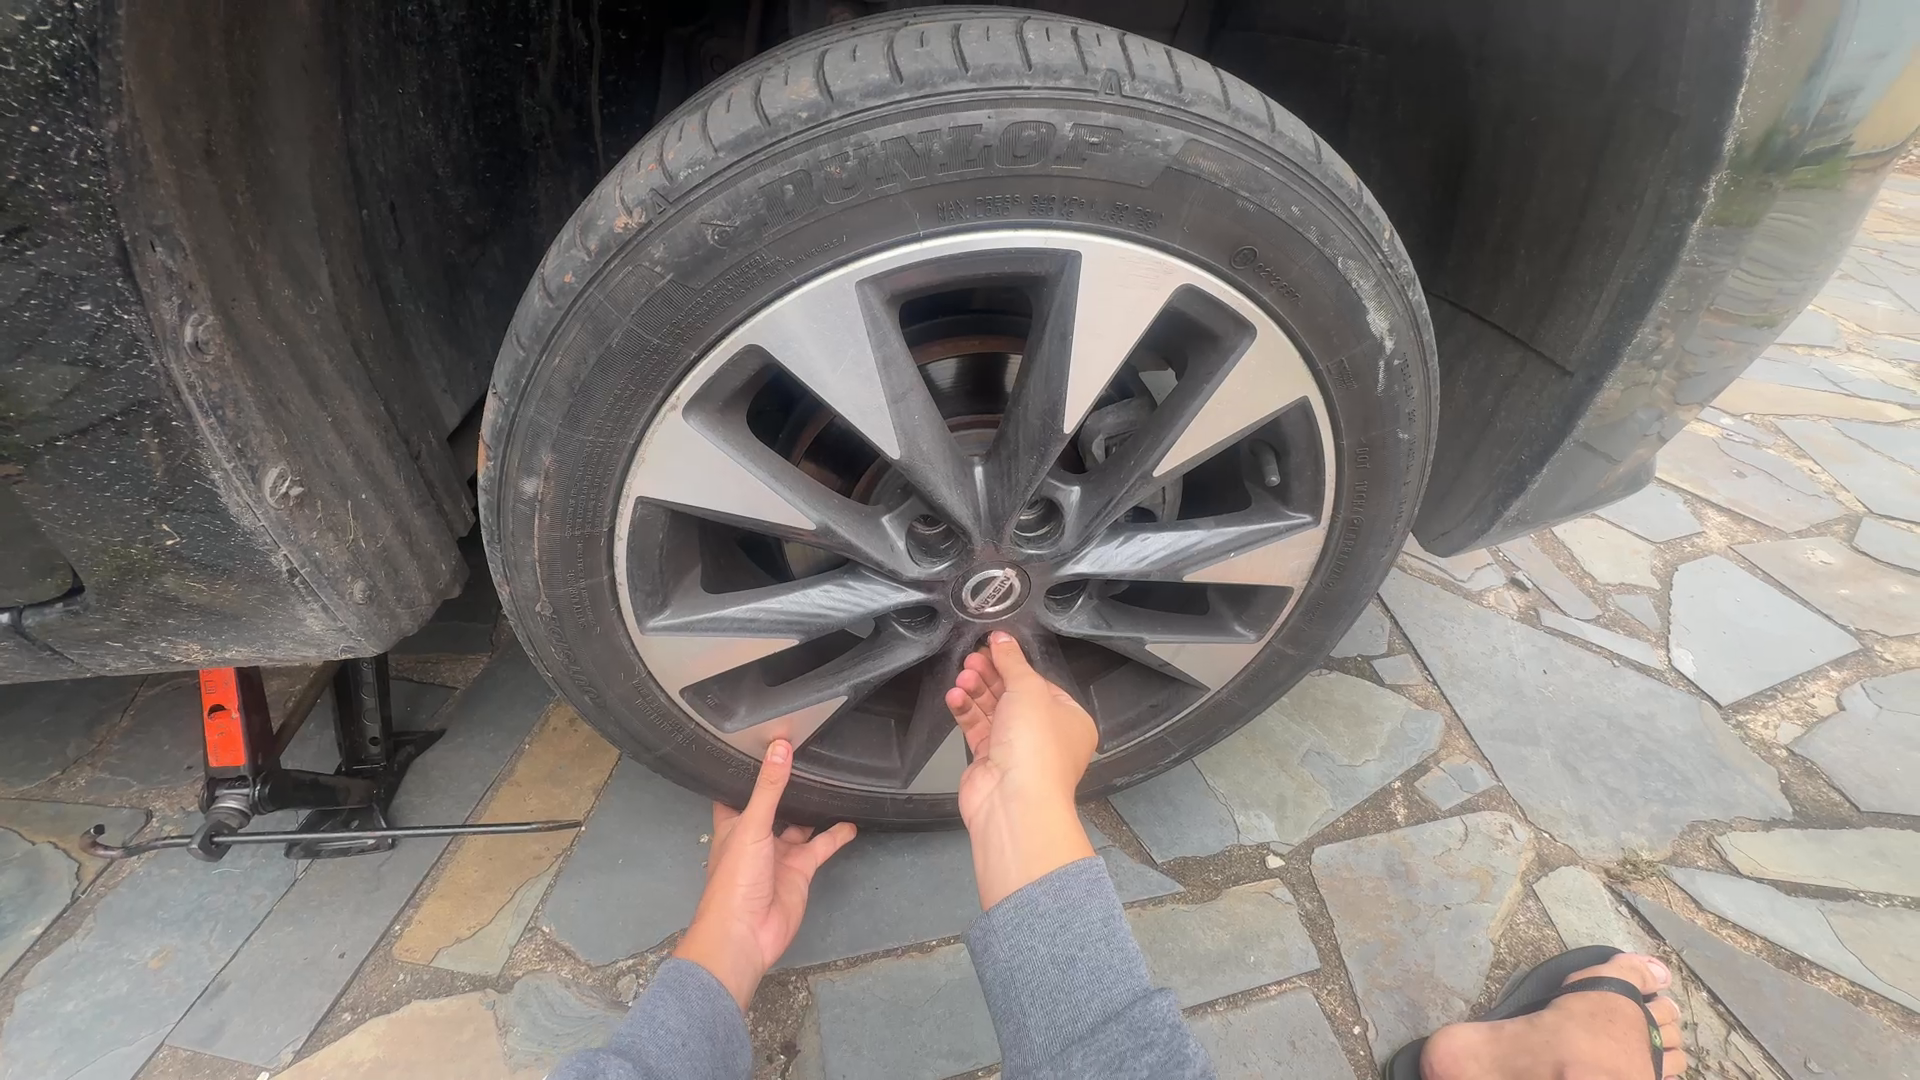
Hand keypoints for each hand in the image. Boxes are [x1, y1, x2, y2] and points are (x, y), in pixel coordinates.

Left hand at [672, 740, 856, 1010]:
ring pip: (799, 824)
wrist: (745, 936)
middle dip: (787, 786)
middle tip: (807, 753)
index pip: (737, 791)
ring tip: (832, 779)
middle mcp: (756, 835)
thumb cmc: (736, 878)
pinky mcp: (800, 869)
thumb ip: (770, 787)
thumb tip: (780, 745)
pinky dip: (836, 835)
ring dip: (813, 808)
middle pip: (773, 805)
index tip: (762, 742)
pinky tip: (850, 821)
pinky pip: (821, 846)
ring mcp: (779, 853)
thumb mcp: (752, 825)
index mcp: (733, 825)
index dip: (747, 770)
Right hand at [944, 631, 1098, 908]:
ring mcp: (1017, 749)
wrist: (1014, 802)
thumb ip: (1012, 660)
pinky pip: (977, 728)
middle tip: (971, 658)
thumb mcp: (1029, 689)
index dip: (1015, 664)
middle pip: (1014, 694)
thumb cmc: (1035, 744)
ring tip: (962, 676)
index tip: (992, 646)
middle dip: (991, 675)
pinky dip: (966, 711)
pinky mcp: (990, 761)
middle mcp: (1045, 734)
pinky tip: (955, 696)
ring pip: (993, 710)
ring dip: (976, 691)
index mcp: (1069, 719)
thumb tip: (1001, 636)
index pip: (1040, 682)